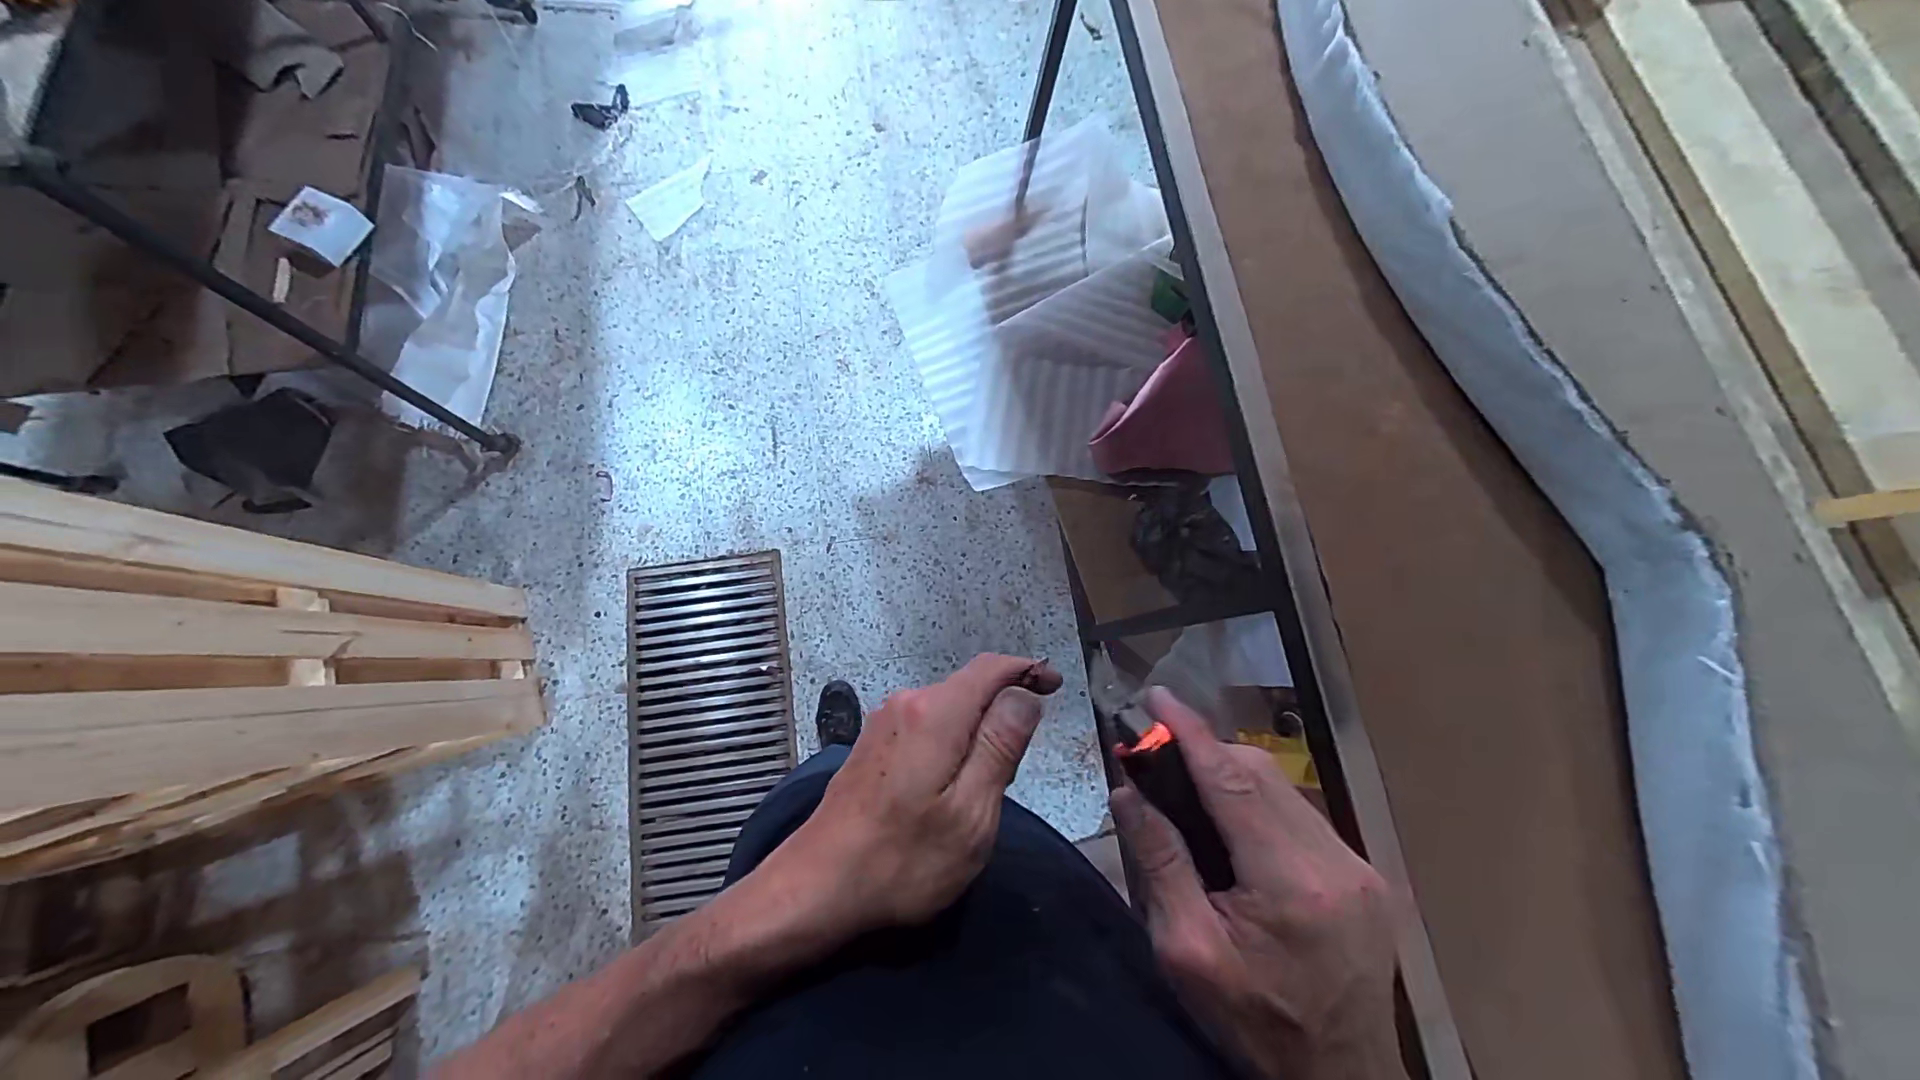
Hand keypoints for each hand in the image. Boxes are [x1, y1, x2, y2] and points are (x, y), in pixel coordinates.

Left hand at [756, 654, 1062, 937]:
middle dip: (1002, 712)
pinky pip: (925, 726)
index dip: (1027, 670)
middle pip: (969, 688)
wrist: (815, 888)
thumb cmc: (903, 860)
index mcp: (935, 713)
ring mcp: (883, 723)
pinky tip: (943, 789)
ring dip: (975, 732)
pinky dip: (949, 742)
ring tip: (979, 790)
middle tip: (1013, 771)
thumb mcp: (971, 813)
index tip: (1054, 686)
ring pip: (948, 710)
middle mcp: (906, 703)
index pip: (991, 668)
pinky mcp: (870, 744)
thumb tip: (1024, 695)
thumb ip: (1000, 746)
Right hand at [1111, 688, 1405, 1079]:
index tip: (1158, 696)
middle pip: (1260, 773)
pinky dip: (1258, 803)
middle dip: (1206, 752)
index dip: (1191, 732)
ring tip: (1189, 793)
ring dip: (1231, 777)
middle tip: (1158, 756)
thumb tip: (1129, 791)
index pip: (1233, 782)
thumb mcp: (1185, 951)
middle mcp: (1336, 863)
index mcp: (1290, 884)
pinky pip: (1299, 814)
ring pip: (1282, 787)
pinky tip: (1233, 826)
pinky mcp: (1365, 876)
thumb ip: (1158, 862)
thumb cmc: (1253, 1023)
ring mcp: (1358, 868)